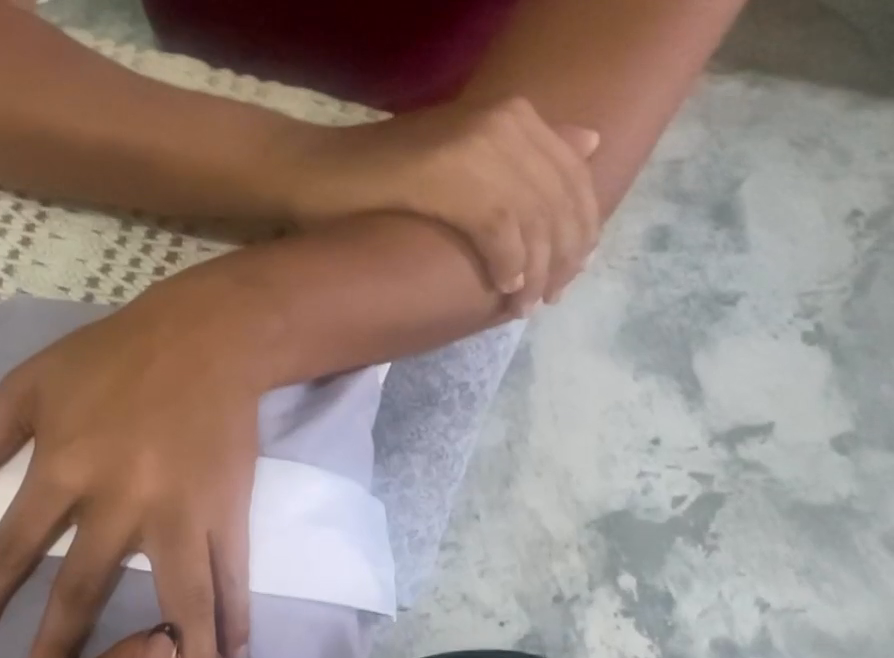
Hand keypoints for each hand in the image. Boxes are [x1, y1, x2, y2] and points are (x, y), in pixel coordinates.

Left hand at [0, 278, 265, 657]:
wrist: (208, 334)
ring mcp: (180, 513)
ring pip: (172, 602)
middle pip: (82, 590)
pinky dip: (230, 622)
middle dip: (57, 647)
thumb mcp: (26, 384)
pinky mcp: (228, 513)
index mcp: (63, 468)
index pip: (12, 548)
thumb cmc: (107, 359)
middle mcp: (119, 502)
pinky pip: (230, 579)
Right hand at [271, 97, 601, 312]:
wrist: (303, 171)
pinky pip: (497, 227)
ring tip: (528, 305)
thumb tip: (590, 141)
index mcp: (511, 115)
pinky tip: (506, 288)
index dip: (578, 226)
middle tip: (552, 297)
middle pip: (559, 197)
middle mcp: (504, 122)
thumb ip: (512, 154)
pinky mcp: (447, 177)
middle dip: (564, 254)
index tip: (570, 270)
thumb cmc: (367, 174)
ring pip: (534, 217)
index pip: (569, 174)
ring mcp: (477, 146)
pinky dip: (509, 261)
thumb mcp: (448, 156)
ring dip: (538, 267)